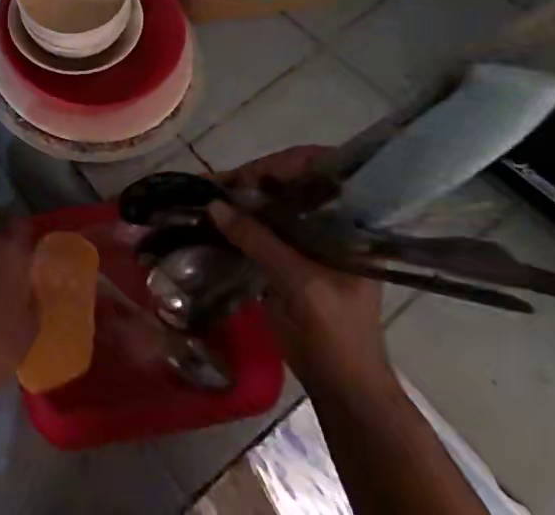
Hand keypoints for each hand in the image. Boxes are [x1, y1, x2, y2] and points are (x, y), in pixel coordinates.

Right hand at [210, 146, 386, 384]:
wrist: (343, 390)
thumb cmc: (336, 335)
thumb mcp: (299, 284)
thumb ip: (259, 242)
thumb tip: (214, 205)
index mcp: (349, 221)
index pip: (318, 169)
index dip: (282, 164)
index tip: (245, 176)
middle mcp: (331, 222)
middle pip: (290, 183)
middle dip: (252, 179)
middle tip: (213, 183)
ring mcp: (309, 240)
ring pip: (273, 204)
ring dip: (241, 199)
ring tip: (205, 194)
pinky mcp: (289, 258)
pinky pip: (263, 229)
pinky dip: (239, 223)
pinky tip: (213, 220)